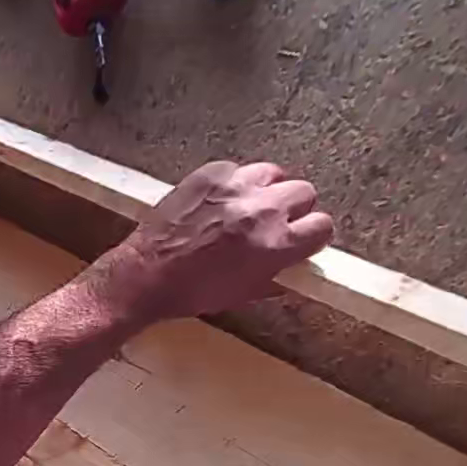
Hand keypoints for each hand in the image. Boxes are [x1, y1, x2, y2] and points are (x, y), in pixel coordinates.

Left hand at [90, 161, 333, 325]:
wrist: (144, 276)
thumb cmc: (190, 293)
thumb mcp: (239, 295)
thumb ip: (272, 276)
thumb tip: (288, 270)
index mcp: (275, 244)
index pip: (322, 226)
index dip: (310, 235)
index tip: (299, 240)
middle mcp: (262, 210)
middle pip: (303, 193)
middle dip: (292, 210)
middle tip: (271, 224)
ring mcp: (236, 187)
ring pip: (273, 174)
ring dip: (265, 190)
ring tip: (244, 209)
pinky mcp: (211, 173)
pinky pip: (237, 170)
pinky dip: (232, 185)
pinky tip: (215, 204)